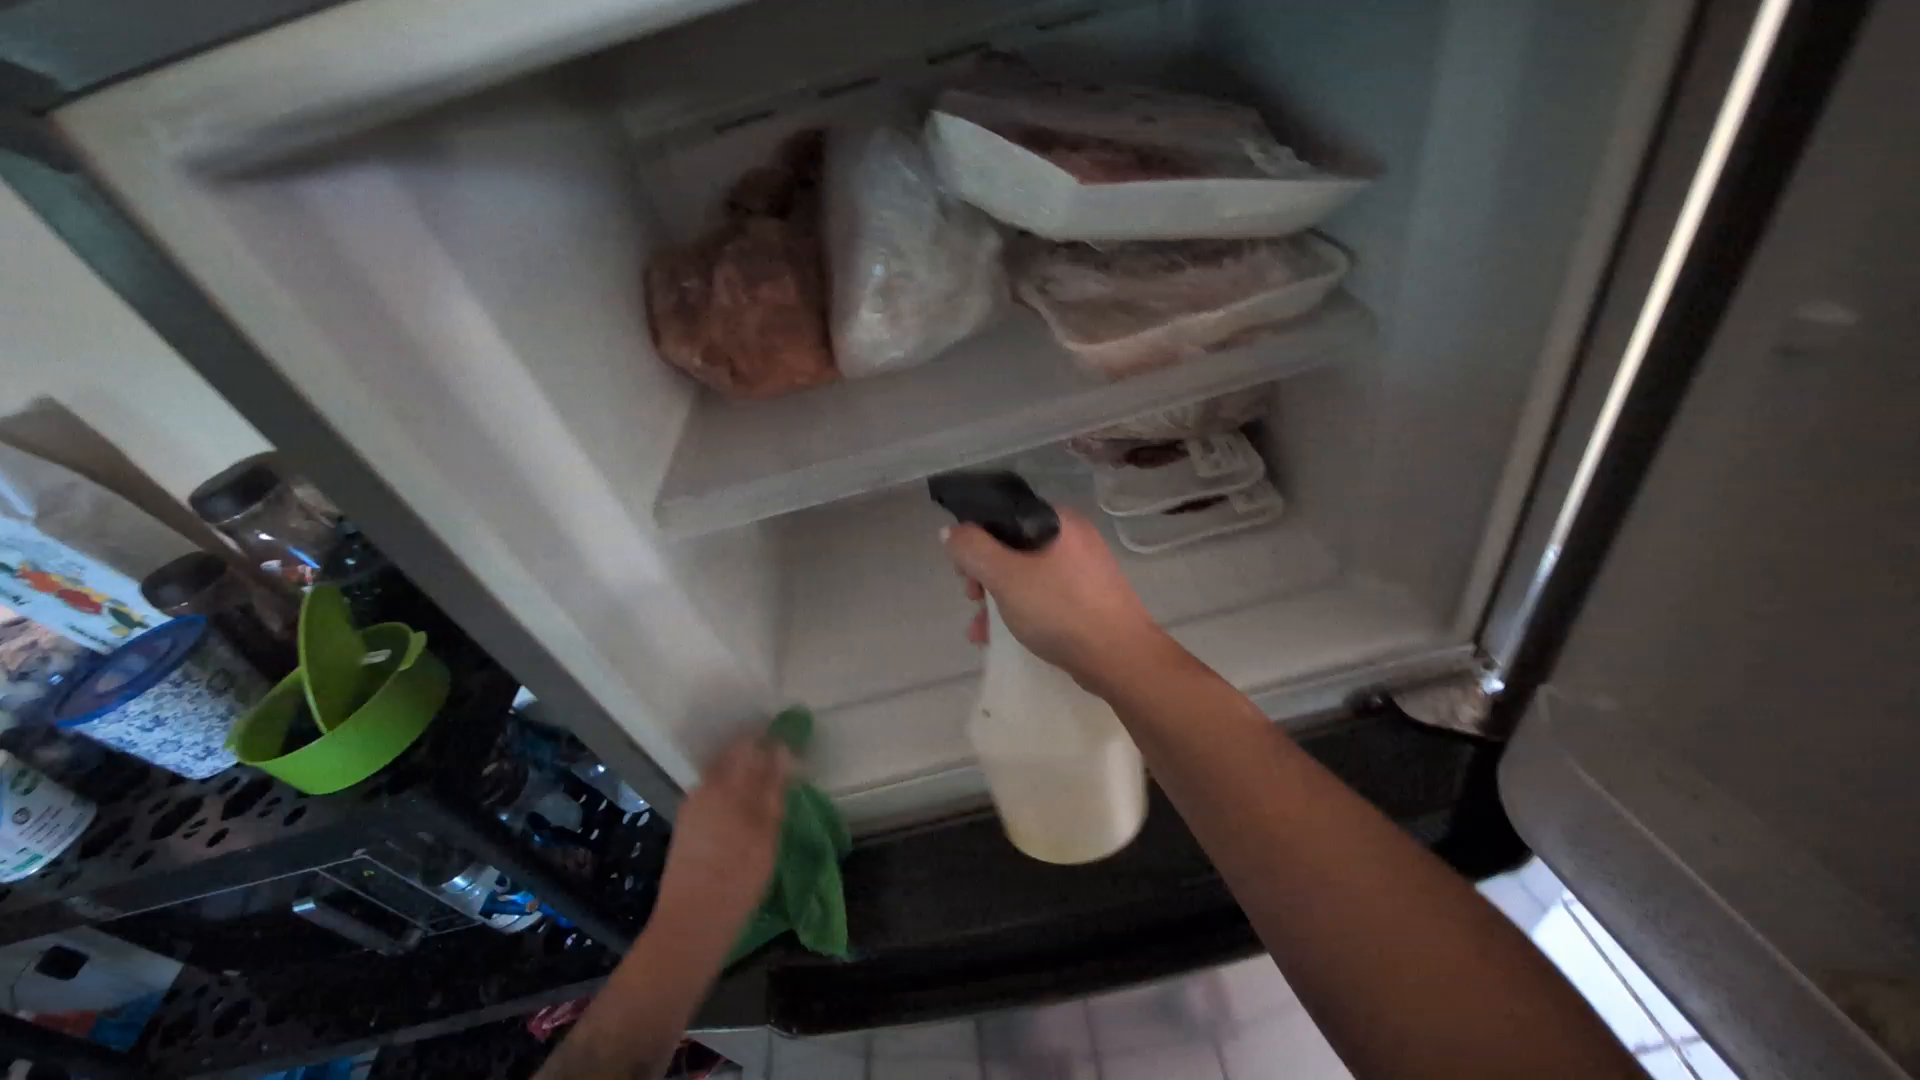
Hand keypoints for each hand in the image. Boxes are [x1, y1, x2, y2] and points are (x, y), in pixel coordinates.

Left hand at [654, 735, 790, 945]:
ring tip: (769, 786)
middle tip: (784, 764)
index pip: (750, 746)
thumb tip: (782, 750)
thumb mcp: (766, 832)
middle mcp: (705, 789)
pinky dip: (732, 792)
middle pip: (733, 758)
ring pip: (722, 776)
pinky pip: (713, 794)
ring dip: (744, 773)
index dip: (772, 741)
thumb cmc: (738, 878)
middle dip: (757, 755)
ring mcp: (692, 808)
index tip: (793, 742)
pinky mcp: (687, 826)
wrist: (691, 923)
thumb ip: (773, 787)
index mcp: (725, 785)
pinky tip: (746, 808)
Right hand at [942, 507, 1167, 687]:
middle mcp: (1073, 538)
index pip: (1002, 516)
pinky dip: (1021, 612)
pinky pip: (1044, 597)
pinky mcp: (1089, 600)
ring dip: (998, 599)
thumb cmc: (1060, 610)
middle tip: (974, 601)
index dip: (974, 541)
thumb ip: (972, 549)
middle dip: (984, 577)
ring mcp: (1084, 570)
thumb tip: (950, 531)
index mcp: (1058, 520)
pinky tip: (1002, 639)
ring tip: (981, 631)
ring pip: (1026, 576)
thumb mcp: (1005, 576)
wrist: (1121, 658)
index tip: (964, 574)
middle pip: (1012, 547)